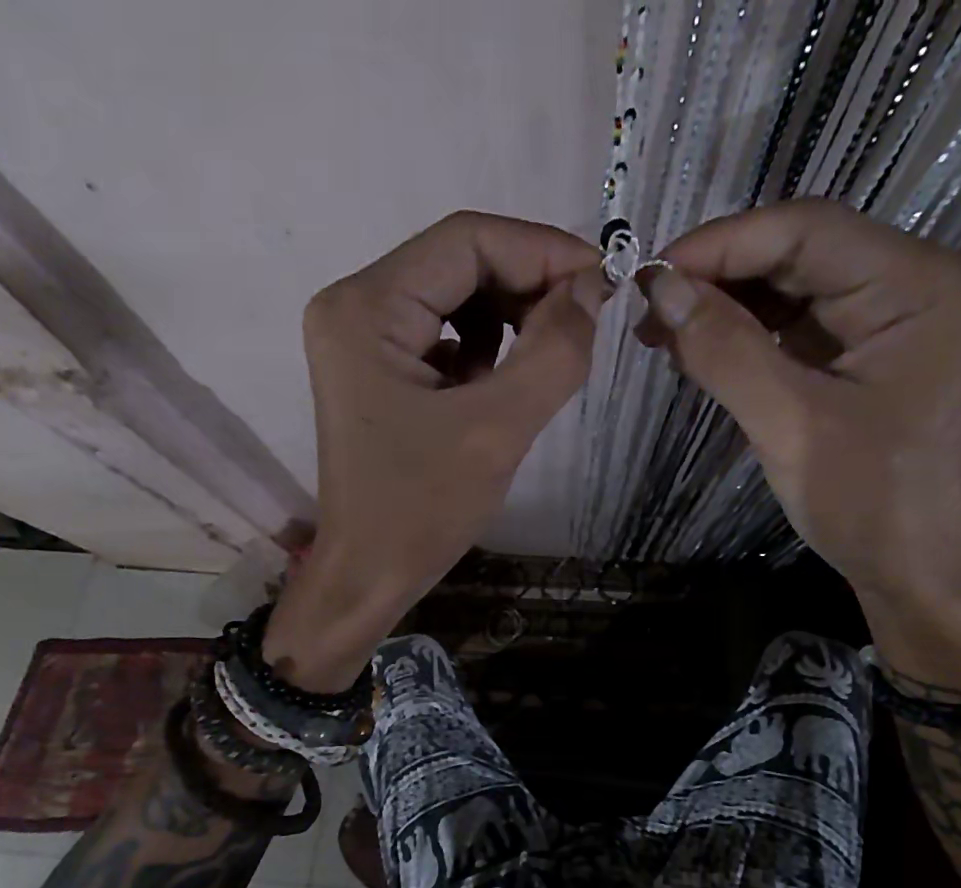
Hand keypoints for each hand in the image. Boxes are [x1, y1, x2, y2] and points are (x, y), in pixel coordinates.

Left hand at [264, 211, 609, 690]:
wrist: (370, 574)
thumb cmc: (422, 510)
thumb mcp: (499, 429)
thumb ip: (554, 349)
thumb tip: (592, 285)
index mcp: (366, 308)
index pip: (467, 241)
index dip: (543, 250)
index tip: (605, 282)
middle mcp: (355, 305)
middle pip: (460, 261)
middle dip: (529, 282)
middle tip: (588, 317)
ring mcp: (363, 335)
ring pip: (458, 294)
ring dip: (513, 314)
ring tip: (551, 353)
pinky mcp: (378, 364)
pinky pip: (447, 331)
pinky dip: (489, 345)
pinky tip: (509, 379)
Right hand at [636, 199, 960, 594]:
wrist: (904, 558)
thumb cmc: (863, 498)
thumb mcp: (788, 423)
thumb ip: (725, 350)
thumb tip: (658, 287)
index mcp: (917, 285)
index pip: (807, 231)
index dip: (721, 244)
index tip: (650, 277)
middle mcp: (910, 280)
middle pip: (796, 249)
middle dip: (716, 275)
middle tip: (647, 308)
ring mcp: (885, 309)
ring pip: (785, 279)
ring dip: (720, 301)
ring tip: (659, 331)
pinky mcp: (858, 339)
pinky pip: (788, 314)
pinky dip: (737, 327)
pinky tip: (693, 344)